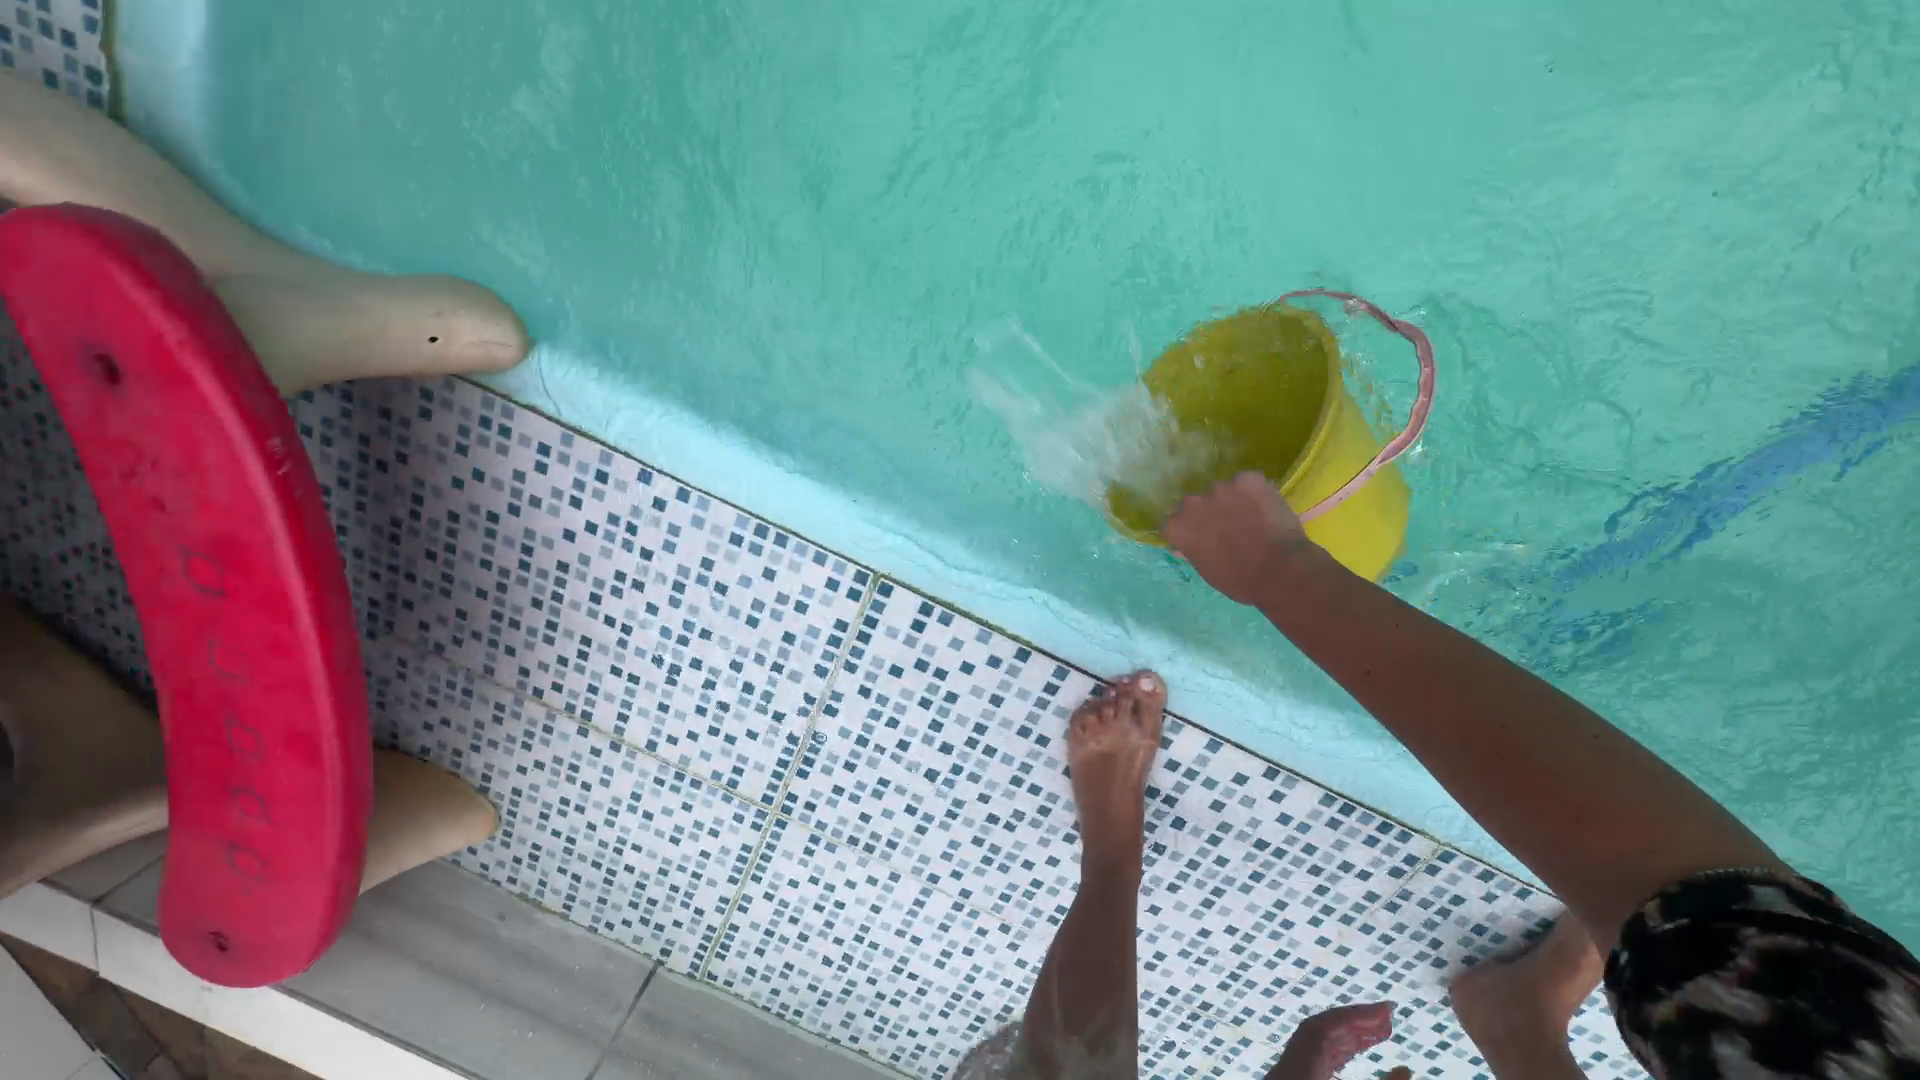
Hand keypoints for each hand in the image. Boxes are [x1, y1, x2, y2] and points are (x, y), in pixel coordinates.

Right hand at [1162, 471, 1317, 606]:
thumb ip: (1193, 550)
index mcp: (1178, 526)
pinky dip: (1254, 493)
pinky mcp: (1248, 479)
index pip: (1174, 522)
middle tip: (1227, 527)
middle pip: (1196, 503)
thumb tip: (1184, 546)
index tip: (1202, 538)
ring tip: (1252, 518)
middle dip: (1208, 512)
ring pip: (1223, 491)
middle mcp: (1193, 502)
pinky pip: (1247, 482)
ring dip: (1232, 501)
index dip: (1190, 529)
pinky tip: (1266, 509)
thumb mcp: (1206, 570)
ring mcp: (1221, 488)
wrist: (1280, 571)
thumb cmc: (1239, 581)